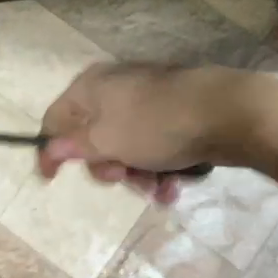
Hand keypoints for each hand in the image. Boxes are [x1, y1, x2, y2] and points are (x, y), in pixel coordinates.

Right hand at [38, 64, 270, 203]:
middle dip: (108, 167)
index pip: (55, 120)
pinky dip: (160, 169)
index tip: (53, 180)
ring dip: (138, 176)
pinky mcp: (176, 114)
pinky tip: (174, 187)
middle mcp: (115, 88)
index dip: (51, 151)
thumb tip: (47, 147)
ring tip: (157, 190)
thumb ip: (72, 147)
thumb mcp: (105, 141)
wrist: (230, 112)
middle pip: (93, 138)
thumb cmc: (155, 126)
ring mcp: (148, 100)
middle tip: (122, 178)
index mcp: (91, 87)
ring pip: (128, 148)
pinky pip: (156, 146)